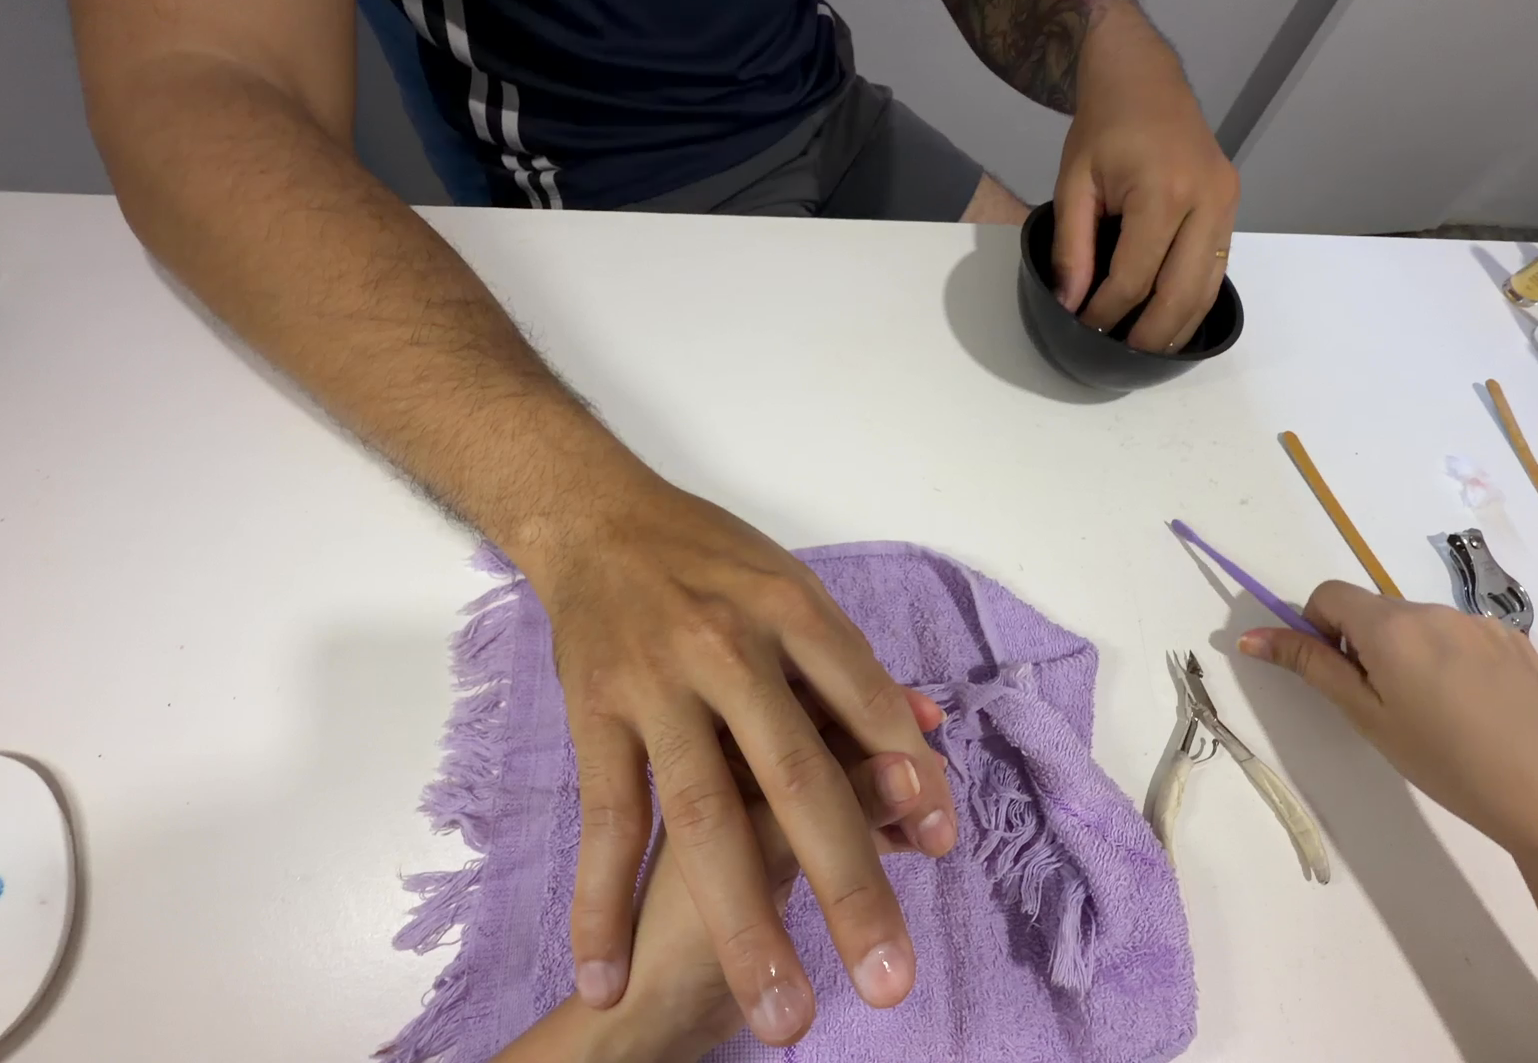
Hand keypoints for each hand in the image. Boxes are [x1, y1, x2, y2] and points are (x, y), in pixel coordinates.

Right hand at [514, 469, 956, 1045]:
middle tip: (892, 978)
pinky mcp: (595, 715)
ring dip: (744, 924)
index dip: (910, 774)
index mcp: (792, 611)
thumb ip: (851, 663)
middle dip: (851, 882)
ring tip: (784, 1014)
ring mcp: (657, 687)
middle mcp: (729, 649)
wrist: (602, 523)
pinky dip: (600, 902)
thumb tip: (922, 727)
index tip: (943, 845)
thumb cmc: (713, 558)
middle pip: (800, 777)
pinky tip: (608, 976)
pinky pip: (605, 819)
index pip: (867, 702)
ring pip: (704, 818)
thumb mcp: (795, 588)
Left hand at [1052, 3, 1239, 354]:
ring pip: (1207, 288)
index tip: (1084, 328)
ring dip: (1178, 327)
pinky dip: (1192, 302)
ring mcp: (1227, 204)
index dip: (1107, 312)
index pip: (1135, 278)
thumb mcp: (1073, 185)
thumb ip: (1071, 249)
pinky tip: (1169, 322)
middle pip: (1182, 293)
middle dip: (1150, 335)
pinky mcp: (1231, 207)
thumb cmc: (1103, 129)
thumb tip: (1070, 304)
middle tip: (1121, 359)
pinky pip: (1216, 270)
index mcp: (1164, 191)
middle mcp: (1207, 200)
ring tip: (1146, 352)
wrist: (1144, 80)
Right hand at [1237, 582, 1537, 861]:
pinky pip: (1459, 638)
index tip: (1334, 676)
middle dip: (1359, 644)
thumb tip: (1250, 636)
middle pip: (1373, 610)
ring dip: (1403, 653)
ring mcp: (1484, 626)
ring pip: (1417, 626)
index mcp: (1391, 625)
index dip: (1316, 628)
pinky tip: (1472, 712)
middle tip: (1379, 705)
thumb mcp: (1366, 715)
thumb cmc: (1448, 762)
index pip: (1328, 595)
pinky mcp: (1520, 646)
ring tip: (1431, 715)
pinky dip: (1445, 661)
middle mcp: (1436, 611)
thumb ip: (1310, 666)